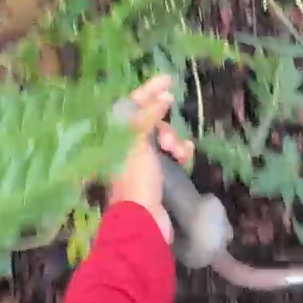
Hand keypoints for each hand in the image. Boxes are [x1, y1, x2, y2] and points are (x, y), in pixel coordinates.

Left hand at [109, 75, 195, 244]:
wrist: (144, 223)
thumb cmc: (135, 180)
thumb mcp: (139, 142)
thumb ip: (148, 116)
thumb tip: (164, 96)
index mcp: (116, 138)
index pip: (133, 105)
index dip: (150, 89)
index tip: (169, 79)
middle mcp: (128, 147)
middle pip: (151, 121)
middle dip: (165, 123)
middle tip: (169, 137)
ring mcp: (143, 162)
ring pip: (164, 138)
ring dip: (174, 139)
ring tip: (177, 151)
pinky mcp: (158, 176)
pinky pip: (172, 155)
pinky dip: (180, 152)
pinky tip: (186, 155)